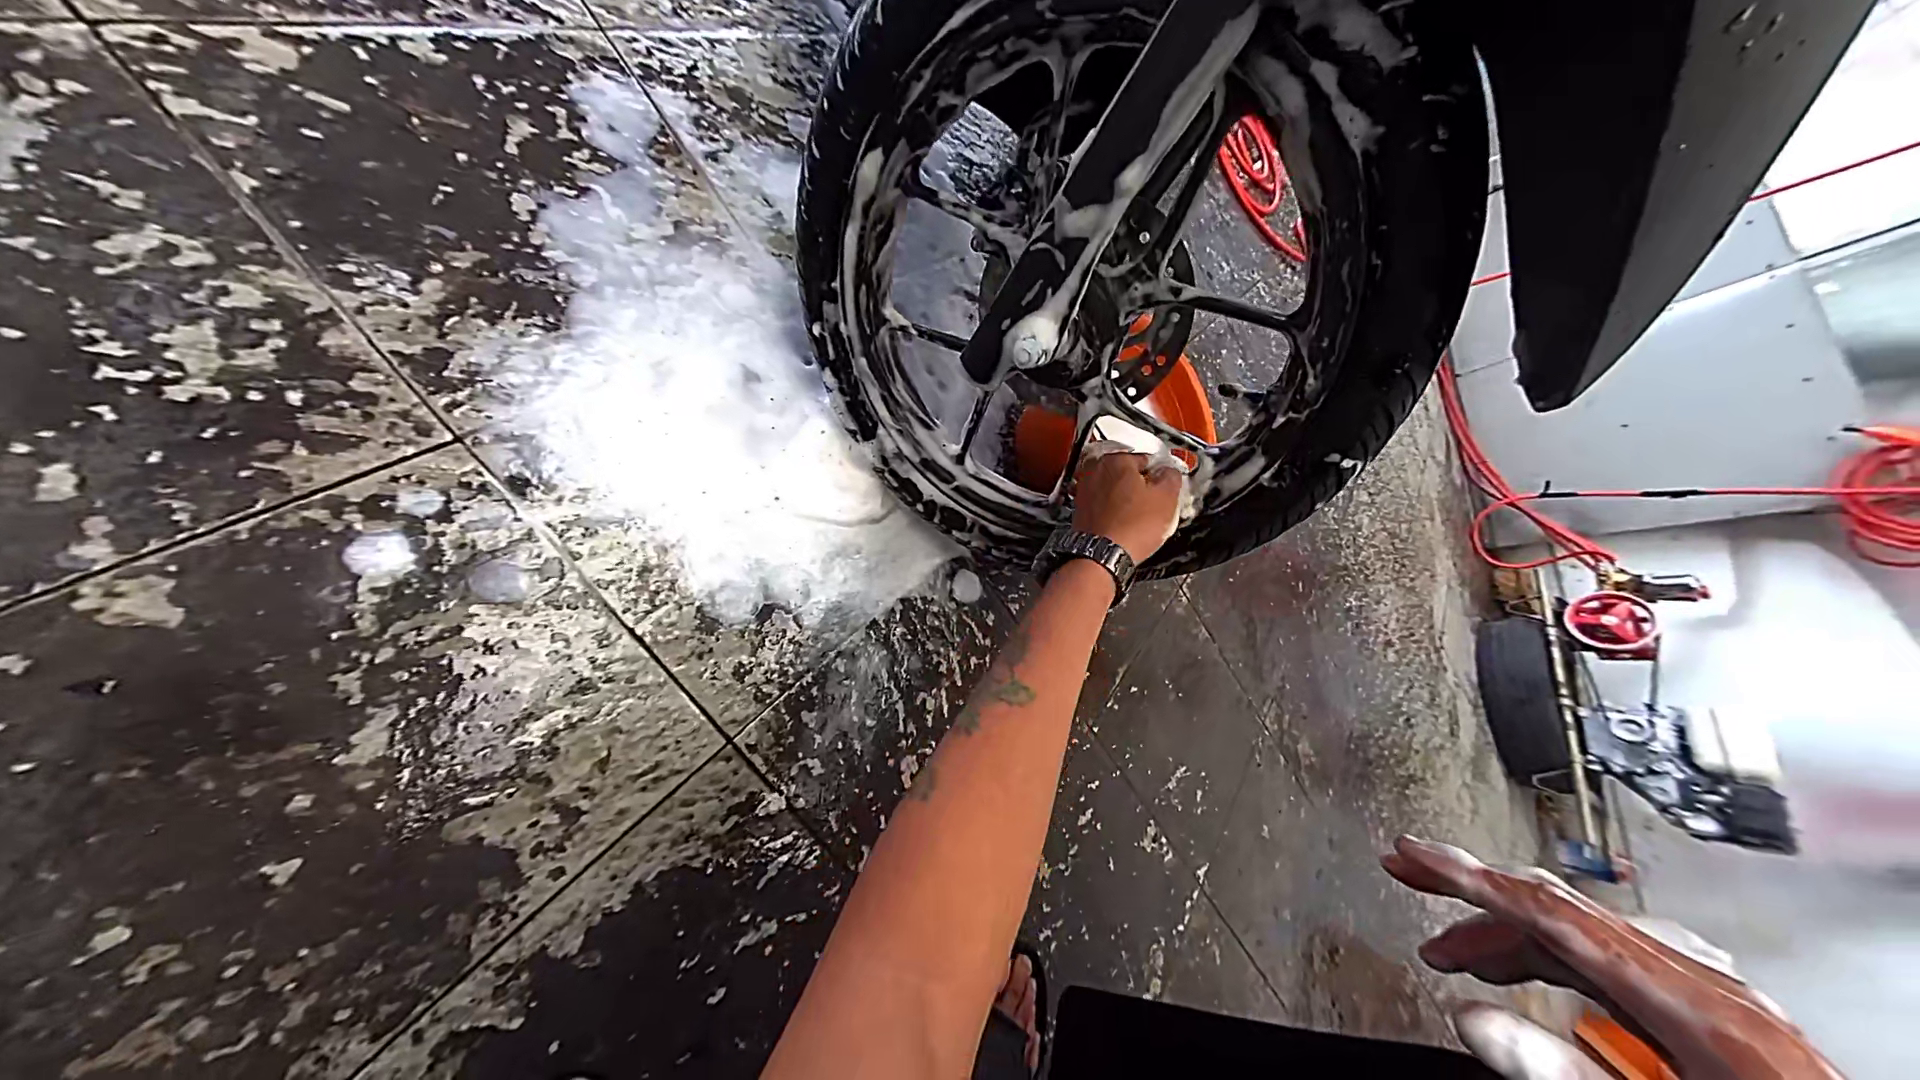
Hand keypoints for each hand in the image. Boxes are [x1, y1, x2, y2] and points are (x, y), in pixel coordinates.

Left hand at [1072, 449, 1185, 563]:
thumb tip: (1169, 473)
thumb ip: (1171, 476)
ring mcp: (1084, 490)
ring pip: (1112, 490)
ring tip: (1138, 517)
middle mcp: (1095, 470)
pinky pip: (1102, 506)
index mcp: (1117, 459)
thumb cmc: (1130, 528)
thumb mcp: (1167, 497)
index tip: (1165, 486)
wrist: (1103, 556)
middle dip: (1140, 486)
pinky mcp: (1080, 511)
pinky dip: (1111, 512)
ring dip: (1124, 499)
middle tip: (1153, 503)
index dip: (1160, 474)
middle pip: (1126, 474)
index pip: (1146, 459)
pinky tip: (1122, 524)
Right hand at [1381, 836, 1840, 1079]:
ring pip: (1581, 933)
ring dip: (1507, 934)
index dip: (1468, 875)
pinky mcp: (1715, 1015)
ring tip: (1451, 953)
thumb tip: (1467, 1017)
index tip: (1411, 853)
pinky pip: (1612, 959)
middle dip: (1471, 891)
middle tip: (1407, 876)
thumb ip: (1559, 1070)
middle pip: (1558, 910)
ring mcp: (1715, 998)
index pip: (1549, 910)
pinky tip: (1529, 970)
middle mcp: (1706, 988)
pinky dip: (1553, 956)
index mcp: (1696, 1009)